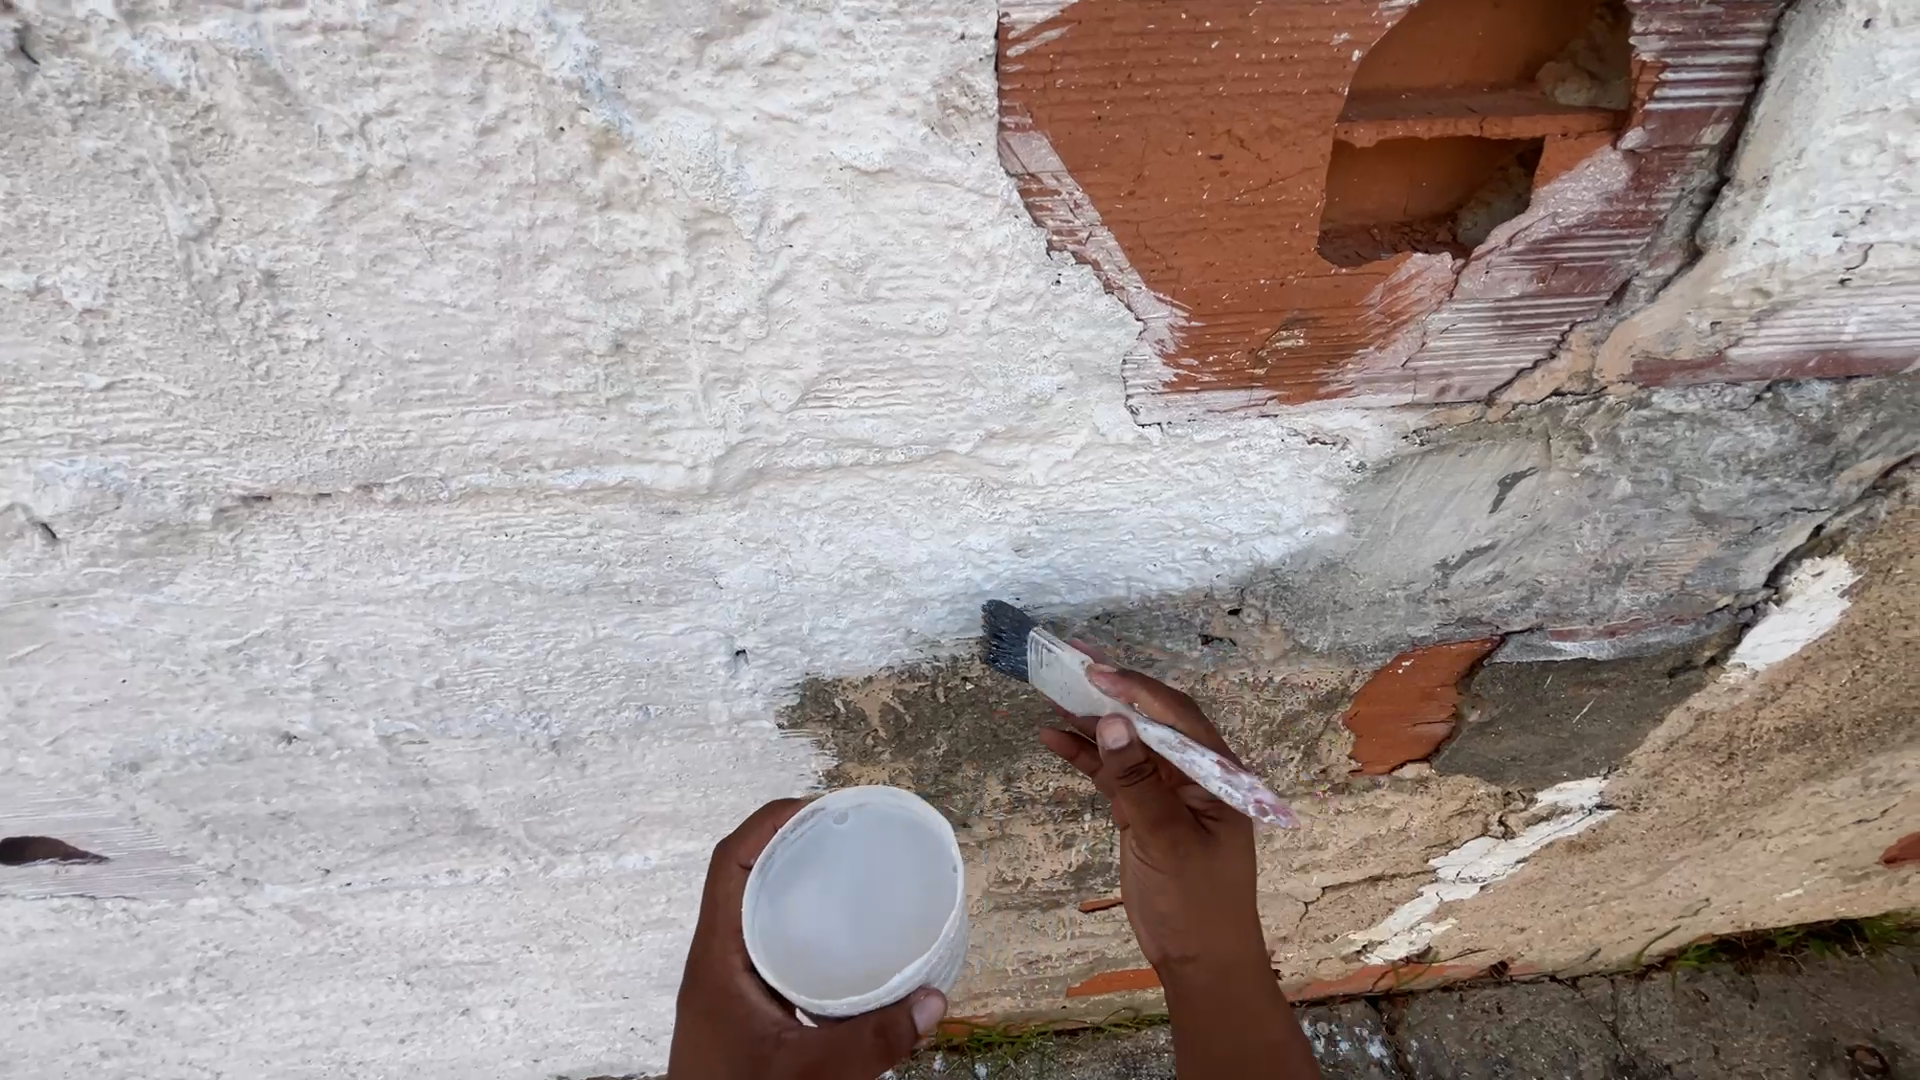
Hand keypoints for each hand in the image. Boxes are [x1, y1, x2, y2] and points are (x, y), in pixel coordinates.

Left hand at [668, 800, 948, 1079]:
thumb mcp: (807, 1076)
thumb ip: (871, 1042)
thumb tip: (936, 1001)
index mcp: (717, 957)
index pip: (730, 863)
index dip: (769, 822)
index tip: (820, 806)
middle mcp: (718, 957)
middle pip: (746, 872)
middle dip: (791, 839)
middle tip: (847, 829)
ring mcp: (729, 978)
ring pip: (756, 903)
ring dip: (794, 875)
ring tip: (846, 864)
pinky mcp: (744, 999)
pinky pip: (769, 935)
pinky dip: (801, 916)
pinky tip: (840, 931)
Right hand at [1038, 667, 1265, 973]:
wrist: (1199, 963)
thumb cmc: (1197, 902)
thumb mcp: (1167, 839)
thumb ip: (1138, 781)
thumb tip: (1112, 722)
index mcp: (1216, 772)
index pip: (1175, 715)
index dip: (1135, 688)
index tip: (1095, 672)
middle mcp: (1191, 771)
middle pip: (1147, 718)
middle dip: (1111, 689)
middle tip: (1072, 658)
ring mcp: (1163, 788)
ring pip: (1124, 741)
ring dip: (1090, 718)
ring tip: (1051, 689)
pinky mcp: (1139, 807)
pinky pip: (1110, 771)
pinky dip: (1083, 755)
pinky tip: (1052, 737)